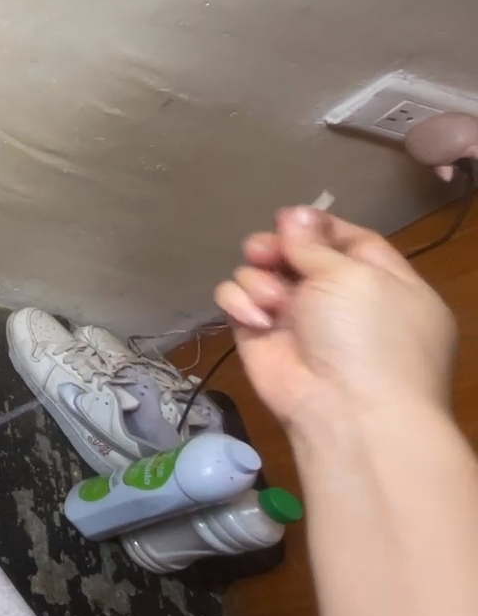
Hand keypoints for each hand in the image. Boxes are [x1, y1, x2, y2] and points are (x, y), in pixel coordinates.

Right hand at [214, 206, 456, 433]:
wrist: (343, 403)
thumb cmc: (367, 335)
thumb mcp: (353, 277)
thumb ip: (315, 243)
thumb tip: (295, 212)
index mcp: (381, 282)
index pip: (349, 240)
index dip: (318, 227)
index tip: (291, 219)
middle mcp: (336, 295)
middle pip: (293, 252)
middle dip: (273, 248)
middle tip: (264, 253)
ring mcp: (294, 313)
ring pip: (257, 272)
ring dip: (258, 281)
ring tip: (272, 303)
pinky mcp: (256, 328)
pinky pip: (235, 298)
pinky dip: (240, 304)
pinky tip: (257, 321)